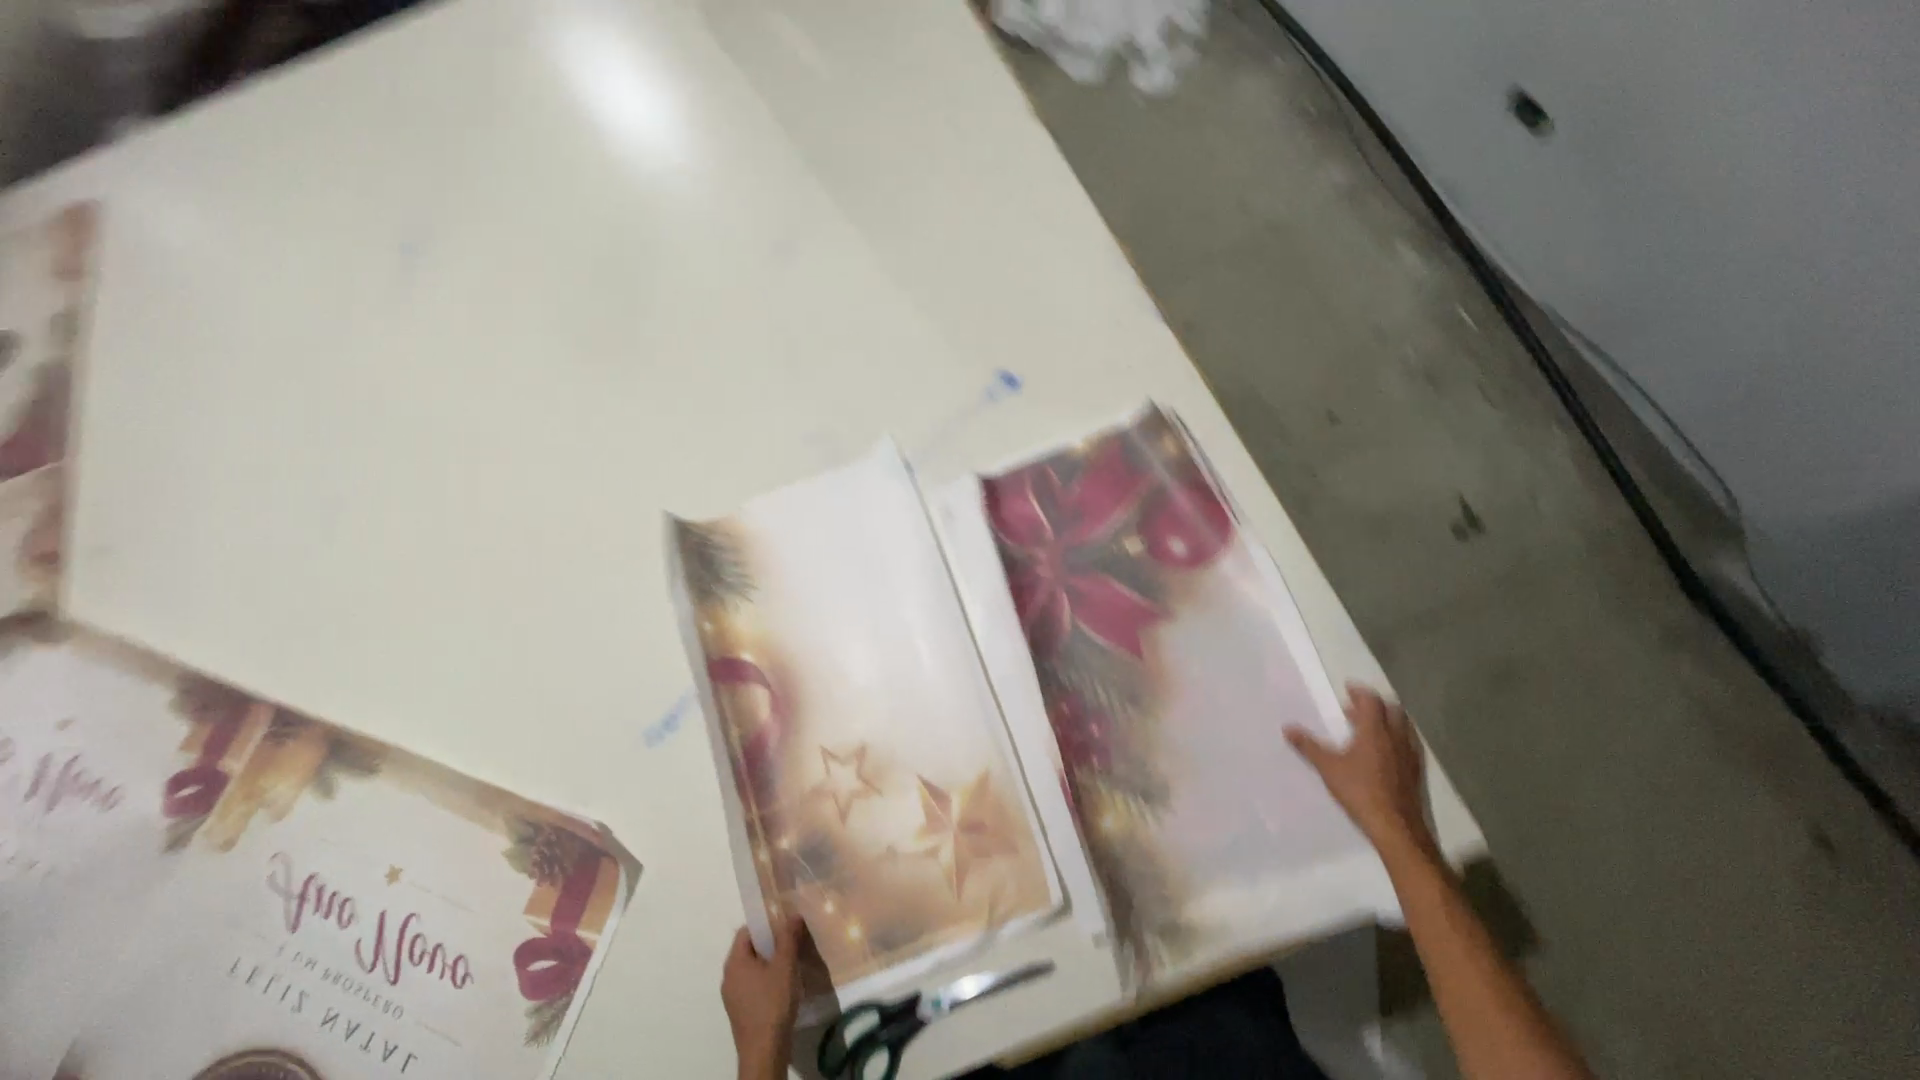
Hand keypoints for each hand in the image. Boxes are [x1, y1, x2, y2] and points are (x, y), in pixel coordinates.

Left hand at [721, 915, 806, 1079]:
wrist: (764, 1050)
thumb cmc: (772, 1003)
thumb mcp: (785, 966)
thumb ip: (788, 938)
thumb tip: (793, 915)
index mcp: (734, 962)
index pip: (746, 931)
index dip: (765, 925)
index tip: (785, 928)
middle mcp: (728, 976)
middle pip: (749, 950)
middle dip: (770, 945)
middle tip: (792, 945)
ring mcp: (732, 995)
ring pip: (751, 969)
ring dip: (769, 964)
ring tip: (791, 966)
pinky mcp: (740, 1010)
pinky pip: (752, 986)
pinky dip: (766, 981)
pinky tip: (783, 988)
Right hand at [1287, 683, 1436, 857]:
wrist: (1395, 825)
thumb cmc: (1359, 791)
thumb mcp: (1328, 768)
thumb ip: (1308, 746)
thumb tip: (1287, 727)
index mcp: (1375, 730)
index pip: (1371, 700)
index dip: (1359, 692)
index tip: (1348, 689)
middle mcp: (1396, 736)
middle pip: (1391, 708)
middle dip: (1375, 704)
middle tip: (1356, 708)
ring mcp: (1409, 753)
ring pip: (1402, 725)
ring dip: (1387, 719)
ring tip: (1369, 727)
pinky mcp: (1416, 769)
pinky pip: (1408, 743)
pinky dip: (1396, 737)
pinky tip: (1384, 752)